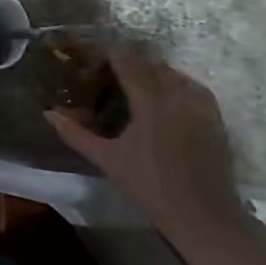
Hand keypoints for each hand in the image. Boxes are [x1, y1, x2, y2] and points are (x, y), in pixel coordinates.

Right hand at [44, 56, 247, 233]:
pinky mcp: (216, 121)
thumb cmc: (149, 185)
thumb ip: (76, 133)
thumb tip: (49, 113)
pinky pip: (196, 89)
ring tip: (137, 79)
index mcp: (152, 104)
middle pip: (155, 66)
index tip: (95, 49)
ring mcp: (202, 108)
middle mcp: (179, 98)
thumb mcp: (106, 159)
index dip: (112, 54)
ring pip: (178, 76)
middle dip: (133, 61)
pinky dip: (178, 84)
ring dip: (156, 71)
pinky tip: (167, 96)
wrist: (202, 214)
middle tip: (111, 68)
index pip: (130, 66)